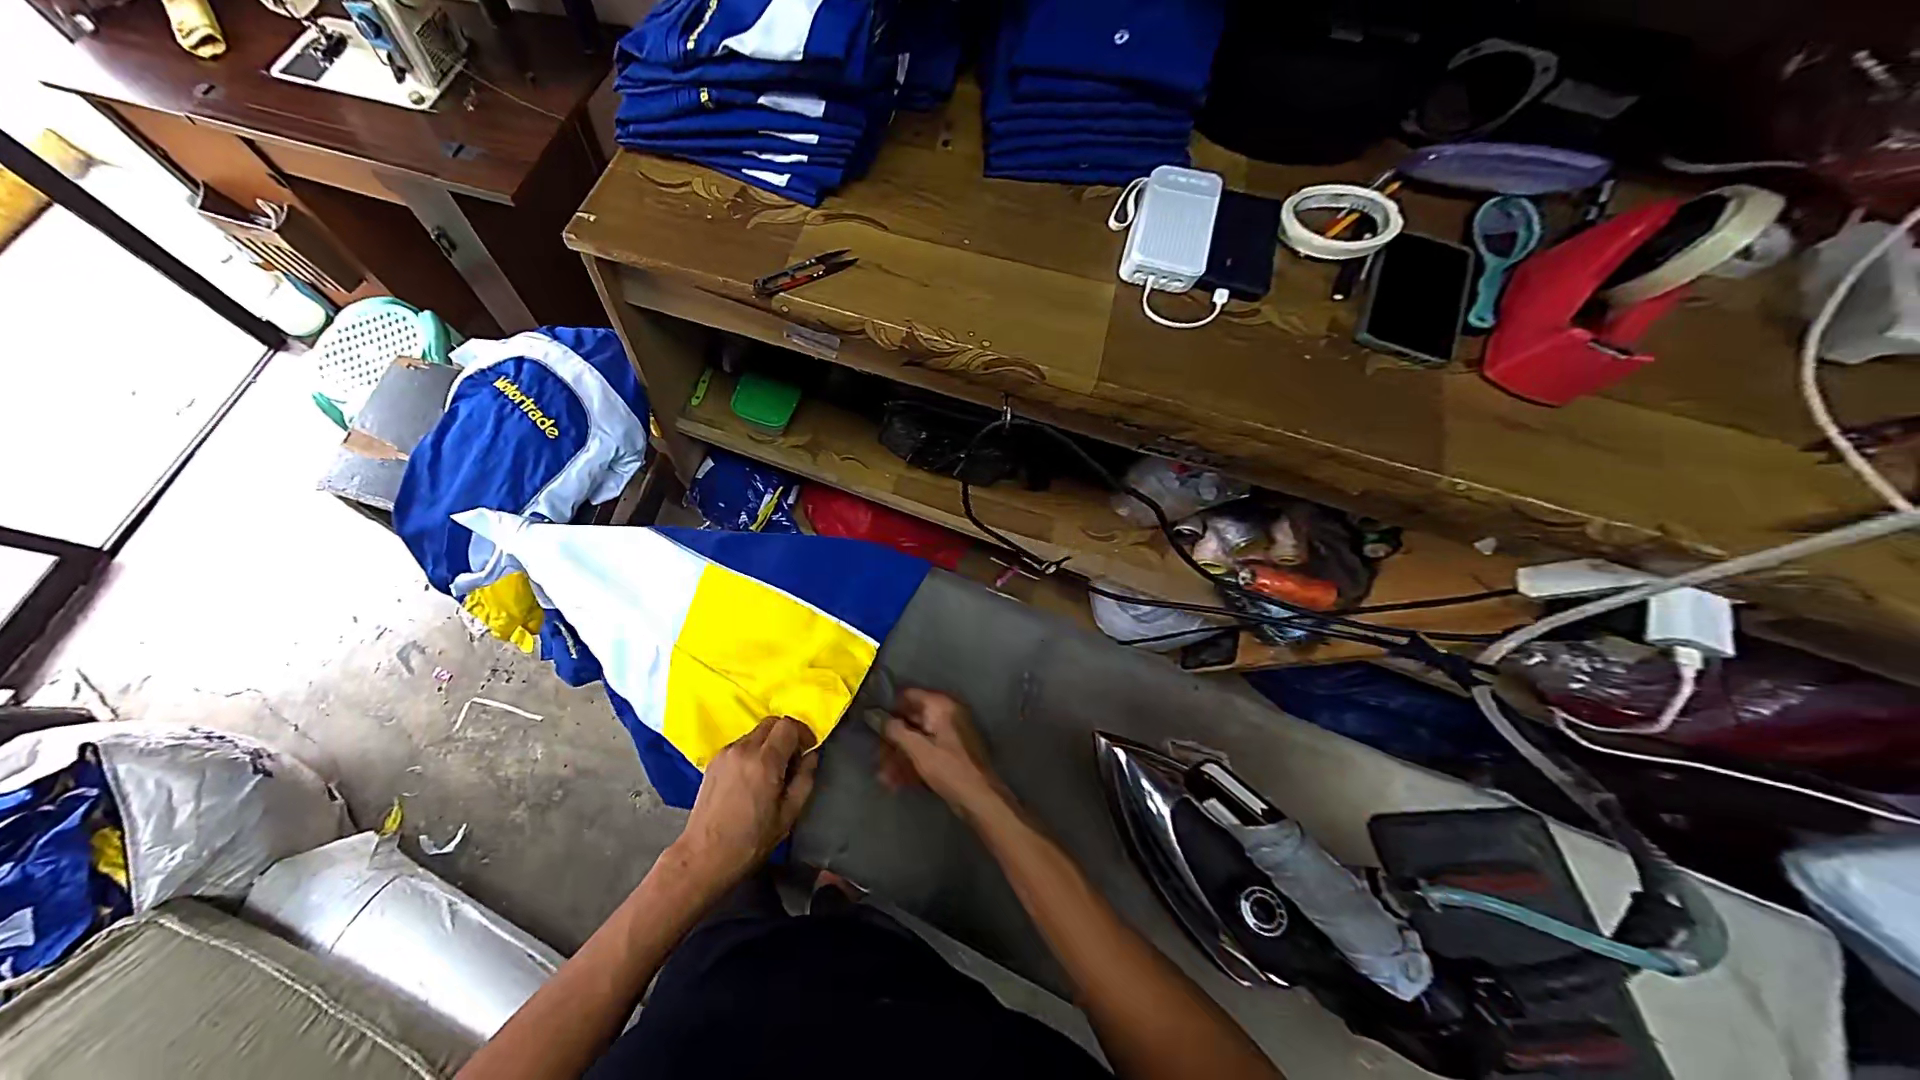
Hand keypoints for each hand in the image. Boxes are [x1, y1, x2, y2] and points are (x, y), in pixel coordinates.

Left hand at [674, 716, 818, 887]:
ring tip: (772, 771)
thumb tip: (811, 757)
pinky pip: (740, 745)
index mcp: (765, 762)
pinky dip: (752, 751)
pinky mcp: (713, 762)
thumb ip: (805, 779)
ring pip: (755, 733)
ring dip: (769, 743)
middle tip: (793, 758)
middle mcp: (743, 750)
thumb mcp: (789, 814)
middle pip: (772, 723)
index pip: (788, 725)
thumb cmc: (750, 840)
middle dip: (787, 735)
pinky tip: (753, 776)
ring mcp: (725, 754)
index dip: (803, 734)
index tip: (808, 750)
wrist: (705, 856)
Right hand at [877, 688, 1006, 814]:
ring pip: (916, 739)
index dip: (889, 708)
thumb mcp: (918, 750)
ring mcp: (949, 735)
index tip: (871, 722)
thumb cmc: (949, 769)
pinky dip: (911, 763)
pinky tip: (896, 783)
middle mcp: (946, 715)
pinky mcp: (950, 753)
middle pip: (911, 720)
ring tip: (884, 778)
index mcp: (941, 706)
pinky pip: (925, 752)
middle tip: (876, 758)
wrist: (980, 799)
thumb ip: (895, 730)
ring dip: (899, 757)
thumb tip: (873, 714)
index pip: (908, 696)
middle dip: (891, 741)